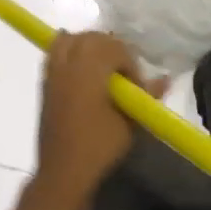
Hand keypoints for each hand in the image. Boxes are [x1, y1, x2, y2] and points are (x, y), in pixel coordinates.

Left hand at [36, 32, 167, 196]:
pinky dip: (70, 53)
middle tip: (124, 73)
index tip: (137, 87)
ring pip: (69, 40)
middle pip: (91, 38)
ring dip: (89, 47)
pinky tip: (82, 71)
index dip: (131, 64)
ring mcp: (52, 72)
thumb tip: (165, 79)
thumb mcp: (129, 123)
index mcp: (90, 69)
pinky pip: (55, 53)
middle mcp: (68, 63)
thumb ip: (145, 97)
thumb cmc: (99, 148)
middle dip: (111, 49)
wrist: (63, 171)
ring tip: (102, 68)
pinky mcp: (45, 84)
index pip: (115, 48)